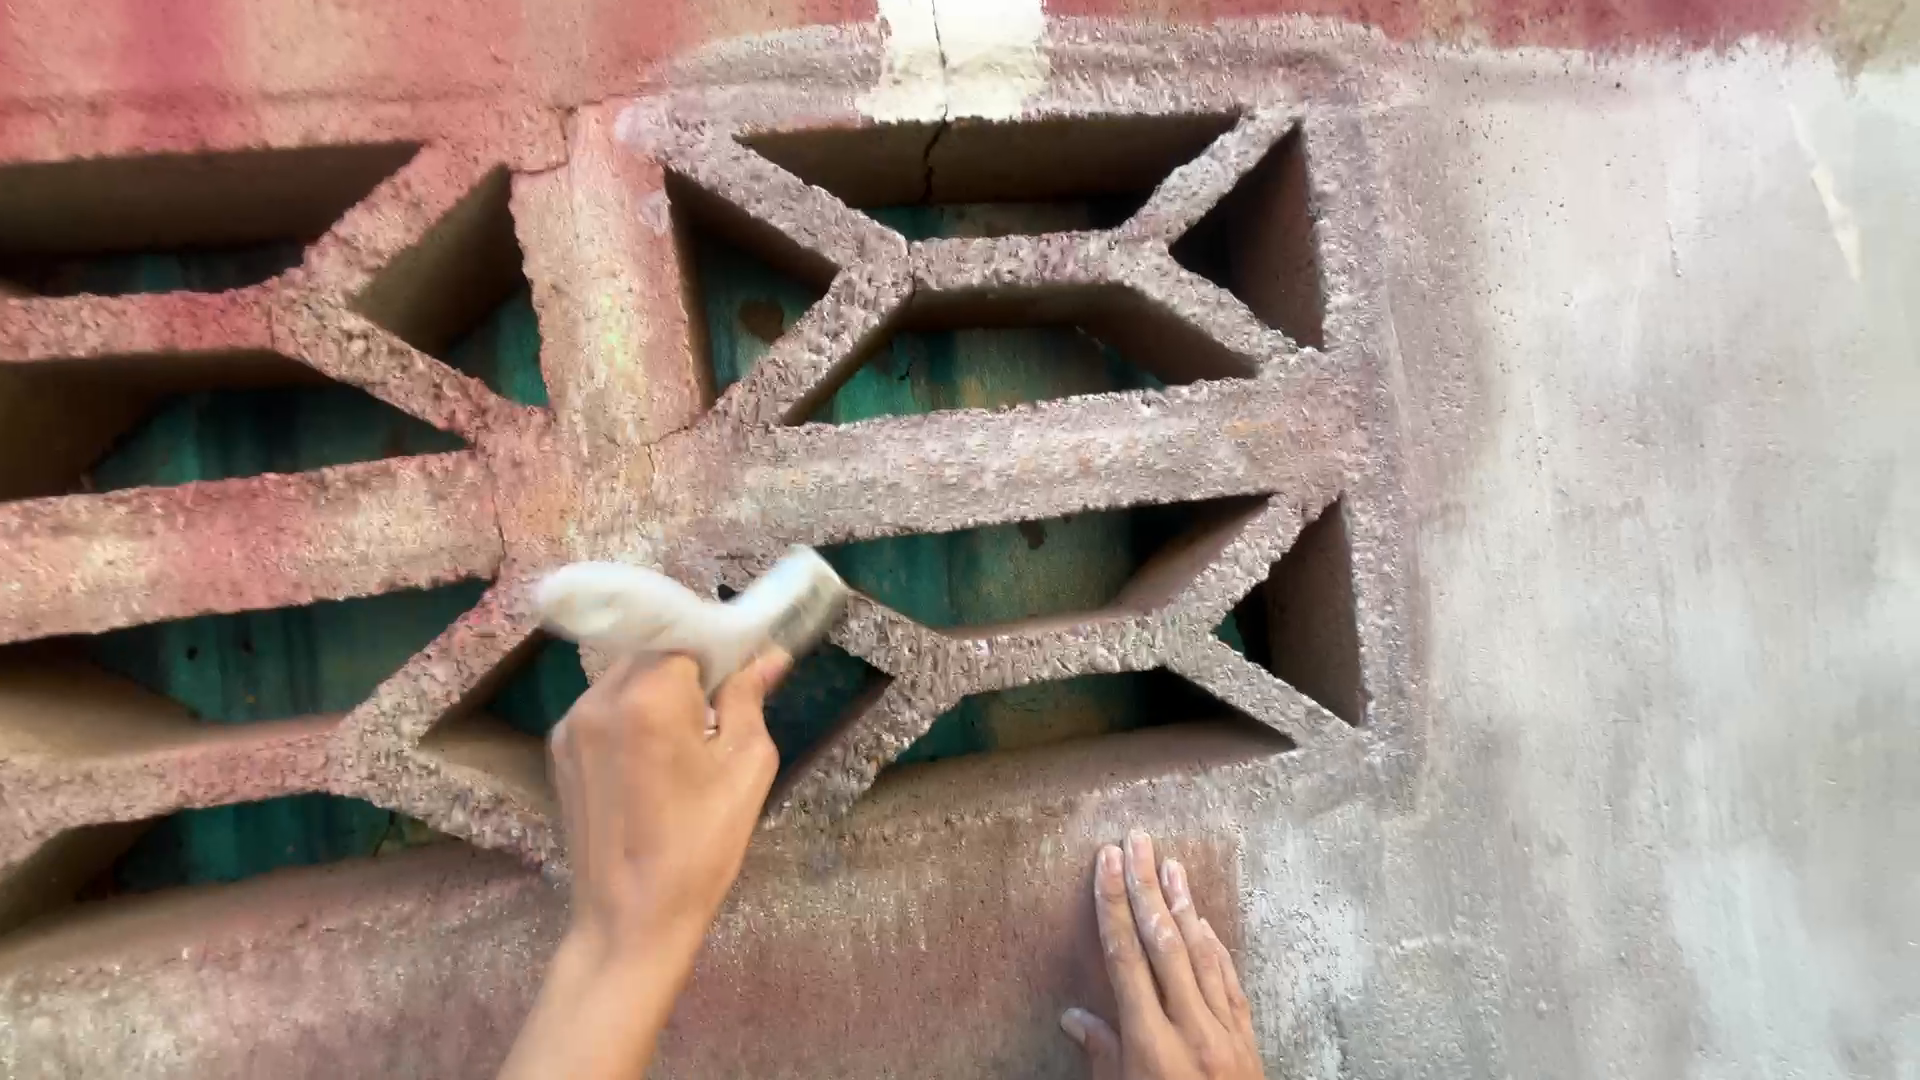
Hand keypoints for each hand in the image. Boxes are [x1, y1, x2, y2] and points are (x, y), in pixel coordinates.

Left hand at [550, 651, 787, 958]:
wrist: (630, 920)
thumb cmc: (703, 843)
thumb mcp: (746, 764)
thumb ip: (749, 696)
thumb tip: (768, 655)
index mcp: (648, 698)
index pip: (687, 633)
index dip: (720, 645)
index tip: (746, 665)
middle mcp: (598, 699)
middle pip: (654, 650)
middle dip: (692, 665)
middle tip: (725, 701)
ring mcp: (571, 725)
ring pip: (628, 675)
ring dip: (663, 687)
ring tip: (692, 733)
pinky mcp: (560, 750)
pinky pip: (606, 705)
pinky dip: (636, 710)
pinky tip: (657, 753)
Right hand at [1061, 831, 1264, 1079]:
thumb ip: (1101, 1057)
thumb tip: (1071, 1016)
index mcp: (1151, 1045)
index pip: (1124, 956)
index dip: (1113, 903)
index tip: (1107, 861)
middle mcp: (1190, 1031)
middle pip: (1163, 942)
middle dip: (1146, 886)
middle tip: (1137, 840)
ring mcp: (1226, 1035)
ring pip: (1201, 954)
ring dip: (1184, 905)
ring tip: (1171, 864)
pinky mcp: (1250, 1044)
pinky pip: (1231, 985)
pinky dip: (1216, 950)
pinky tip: (1205, 922)